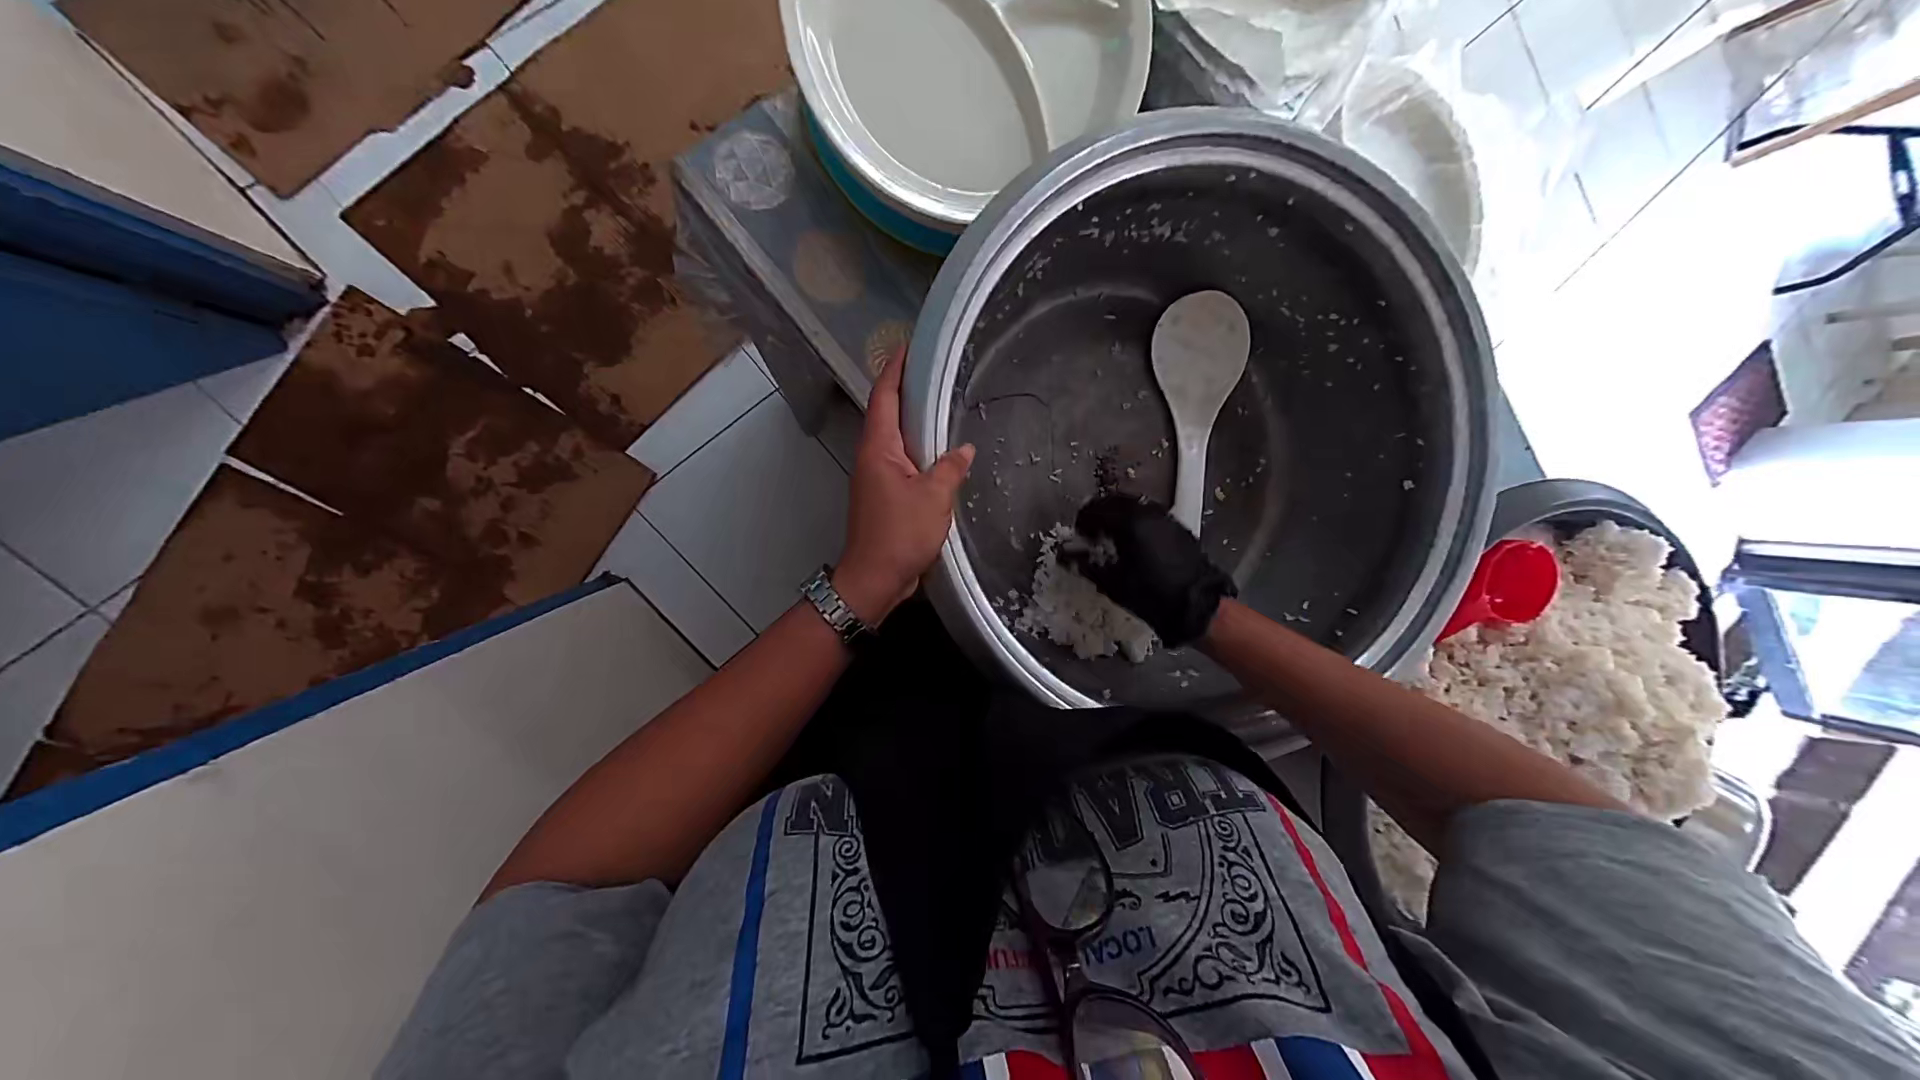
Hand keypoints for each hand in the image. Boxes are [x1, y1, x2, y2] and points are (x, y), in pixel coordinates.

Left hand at [834, 348, 974, 624]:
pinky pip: (902, 461)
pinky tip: (940, 451)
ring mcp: (876, 476)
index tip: (908, 346)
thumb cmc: (900, 534)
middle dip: (906, 389)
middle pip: (887, 413)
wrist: (874, 578)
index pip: (884, 396)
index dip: (894, 369)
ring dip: (913, 420)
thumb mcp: (933, 497)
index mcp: (879, 448)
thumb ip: (950, 468)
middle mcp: (872, 456)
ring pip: (895, 438)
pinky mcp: (884, 495)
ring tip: (941, 403)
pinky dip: (919, 448)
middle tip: (934, 370)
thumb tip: (964, 450)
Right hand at [1061, 494, 1236, 647]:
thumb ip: (1086, 564)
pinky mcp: (1178, 527)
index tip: (1078, 534)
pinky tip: (1134, 541)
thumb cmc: (1151, 597)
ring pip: (1133, 505)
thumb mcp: (1112, 583)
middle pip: (1114, 501)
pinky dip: (1136, 521)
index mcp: (1128, 523)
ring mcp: (1165, 517)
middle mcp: (1147, 513)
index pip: (1095, 510)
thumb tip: (1067, 555)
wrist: (1197, 606)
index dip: (1082, 522)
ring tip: (1111, 536)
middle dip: (1099, 514)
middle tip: (1091, 532)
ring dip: (1118, 515)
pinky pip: (1150, 514)